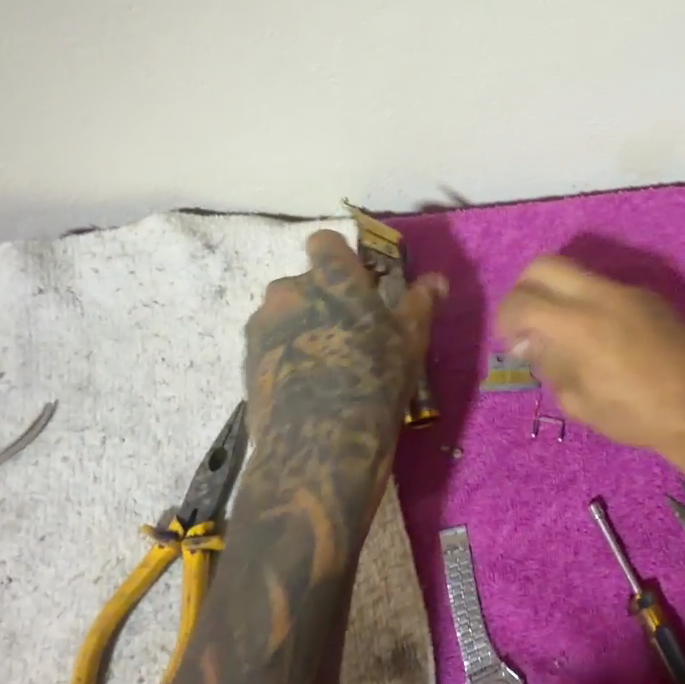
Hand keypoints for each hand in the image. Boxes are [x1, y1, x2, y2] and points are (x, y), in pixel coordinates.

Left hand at [244, 229, 444, 441]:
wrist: (321, 440)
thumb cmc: (376, 376)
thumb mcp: (410, 339)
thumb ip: (420, 302)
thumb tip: (437, 280)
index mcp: (331, 277)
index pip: (325, 243)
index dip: (340, 259)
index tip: (358, 283)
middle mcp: (289, 291)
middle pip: (304, 283)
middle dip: (322, 299)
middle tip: (349, 331)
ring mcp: (262, 326)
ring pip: (285, 315)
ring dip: (302, 328)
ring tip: (327, 363)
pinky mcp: (247, 361)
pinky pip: (271, 346)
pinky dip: (287, 356)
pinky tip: (308, 385)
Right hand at [495, 256, 684, 459]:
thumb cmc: (635, 415)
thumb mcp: (578, 402)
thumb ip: (549, 364)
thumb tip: (532, 342)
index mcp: (579, 325)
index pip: (522, 301)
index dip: (506, 318)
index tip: (511, 339)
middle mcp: (601, 296)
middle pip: (545, 265)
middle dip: (525, 288)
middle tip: (527, 320)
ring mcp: (630, 291)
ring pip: (579, 273)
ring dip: (561, 294)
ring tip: (564, 330)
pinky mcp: (651, 297)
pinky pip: (608, 288)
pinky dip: (592, 303)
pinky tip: (602, 336)